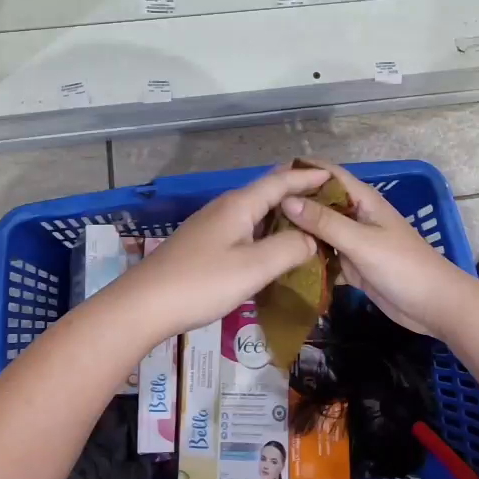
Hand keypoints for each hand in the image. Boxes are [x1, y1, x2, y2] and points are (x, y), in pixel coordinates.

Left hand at [103, 164, 329, 336]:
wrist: (145, 303)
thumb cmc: (201, 283)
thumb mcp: (252, 268)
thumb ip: (287, 250)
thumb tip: (311, 237)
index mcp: (240, 204)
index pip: (280, 181)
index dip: (306, 177)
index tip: (333, 175)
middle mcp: (226, 207)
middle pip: (267, 192)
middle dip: (296, 192)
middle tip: (326, 199)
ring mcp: (212, 225)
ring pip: (255, 211)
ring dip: (281, 214)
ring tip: (308, 223)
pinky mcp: (204, 244)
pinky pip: (244, 227)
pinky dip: (265, 230)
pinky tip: (273, 248)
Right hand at [279, 159, 474, 336]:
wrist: (436, 307)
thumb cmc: (403, 266)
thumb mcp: (362, 242)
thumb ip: (325, 222)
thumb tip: (287, 199)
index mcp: (362, 200)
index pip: (327, 173)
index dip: (300, 170)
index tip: (268, 177)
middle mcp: (356, 216)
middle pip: (320, 202)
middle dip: (293, 203)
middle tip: (257, 211)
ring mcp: (355, 242)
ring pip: (320, 231)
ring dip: (299, 232)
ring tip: (263, 236)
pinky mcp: (354, 266)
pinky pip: (326, 256)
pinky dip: (309, 258)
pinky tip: (284, 264)